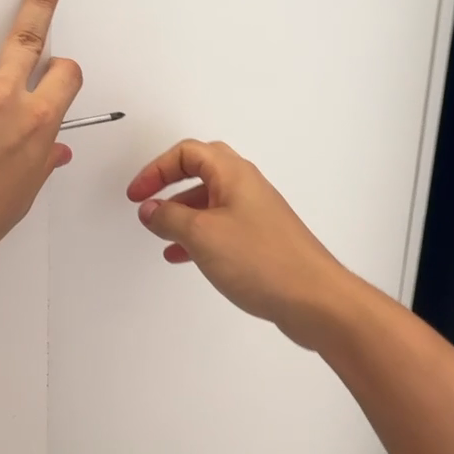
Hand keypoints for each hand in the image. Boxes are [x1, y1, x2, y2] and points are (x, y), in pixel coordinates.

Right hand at [127, 140, 359, 348]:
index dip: (157, 168)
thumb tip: (151, 210)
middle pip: (201, 170)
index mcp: (234, 174)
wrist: (314, 299)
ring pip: (209, 202)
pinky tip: (184, 256)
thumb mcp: (202, 236)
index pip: (188, 153)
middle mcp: (247, 187)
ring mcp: (256, 214)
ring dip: (181, 213)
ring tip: (161, 232)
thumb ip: (170, 219)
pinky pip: (221, 227)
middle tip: (148, 199)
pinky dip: (198, 236)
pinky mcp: (261, 240)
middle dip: (169, 183)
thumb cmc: (265, 261)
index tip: (139, 192)